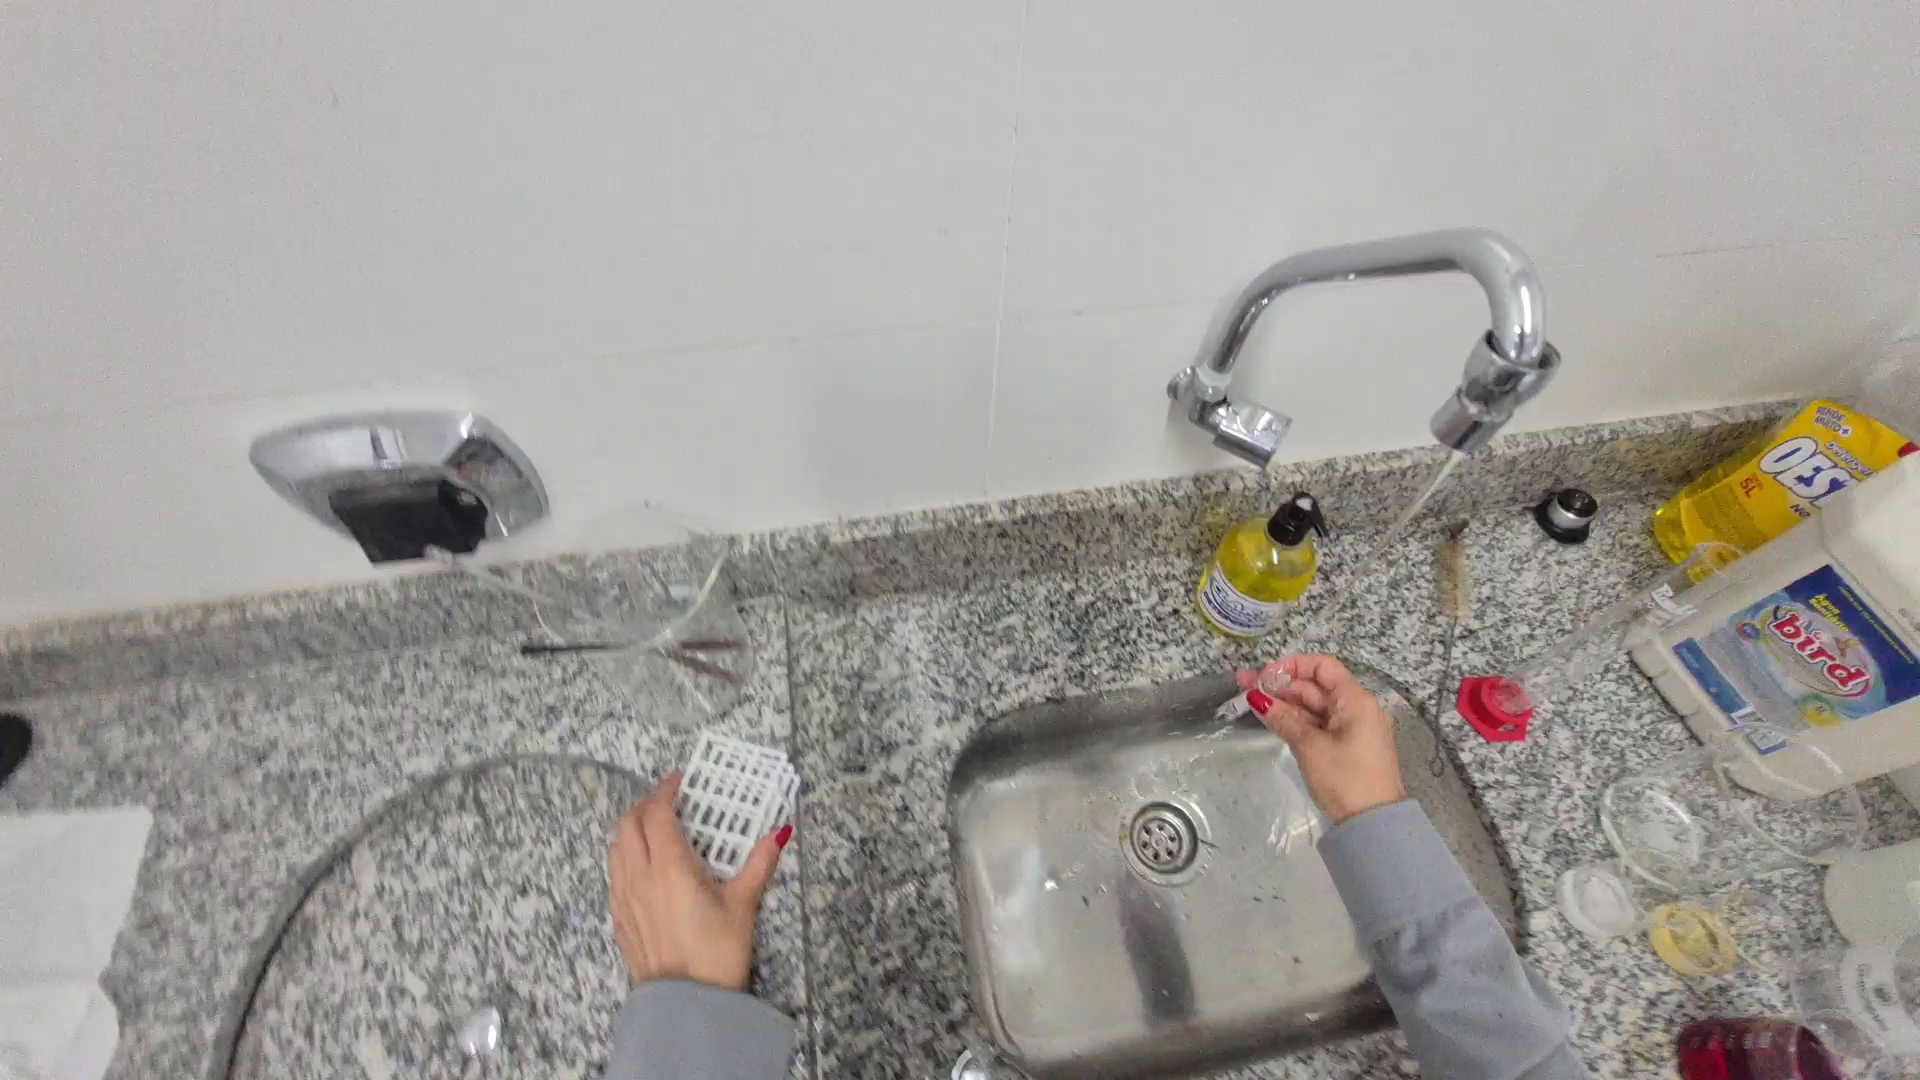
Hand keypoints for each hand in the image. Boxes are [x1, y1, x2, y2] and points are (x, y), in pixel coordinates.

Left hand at [607, 772, 791, 990]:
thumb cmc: (717, 949)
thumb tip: (782, 830)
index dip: (665, 791)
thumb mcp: (744, 902)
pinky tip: (646, 866)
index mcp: (670, 867)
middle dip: (644, 805)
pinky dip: (625, 855)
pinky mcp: (618, 920)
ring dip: (630, 829)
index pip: (657, 815)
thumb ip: (760, 862)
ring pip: (615, 849)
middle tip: (668, 800)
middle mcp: (639, 877)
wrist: (686, 1005)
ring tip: (654, 826)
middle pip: (626, 826)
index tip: (679, 780)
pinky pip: (614, 874)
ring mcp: (624, 900)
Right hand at [1236, 654, 1406, 823]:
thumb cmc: (1346, 779)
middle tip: (1243, 685)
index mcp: (1356, 701)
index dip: (1291, 666)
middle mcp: (1356, 708)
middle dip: (1279, 684)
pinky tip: (1269, 716)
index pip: (1322, 667)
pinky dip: (1293, 719)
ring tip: (1248, 698)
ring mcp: (1350, 728)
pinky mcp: (1344, 745)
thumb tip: (1256, 697)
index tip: (1264, 676)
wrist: (1373, 826)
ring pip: (1312, 705)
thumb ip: (1282, 718)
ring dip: (1282, 701)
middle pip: (1314, 686)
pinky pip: (1316, 723)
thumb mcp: (1309, 746)